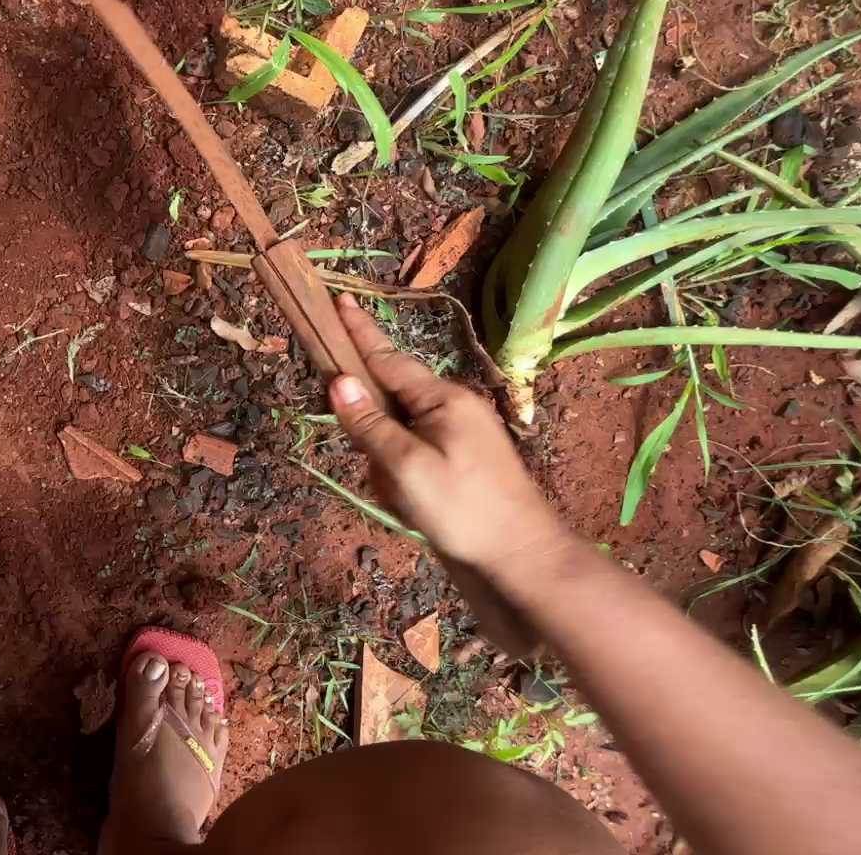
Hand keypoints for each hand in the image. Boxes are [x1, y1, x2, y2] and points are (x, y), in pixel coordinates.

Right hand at [324, 292, 571, 573]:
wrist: (522, 560)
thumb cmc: (464, 510)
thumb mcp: (406, 467)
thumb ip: (368, 423)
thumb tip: (338, 381)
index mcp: (443, 399)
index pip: (386, 358)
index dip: (358, 332)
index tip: (338, 300)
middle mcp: (450, 406)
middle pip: (385, 396)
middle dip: (369, 431)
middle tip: (380, 470)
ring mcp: (455, 431)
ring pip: (392, 428)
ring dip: (384, 461)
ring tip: (402, 497)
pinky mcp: (454, 455)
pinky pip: (406, 450)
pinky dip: (397, 473)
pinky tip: (409, 502)